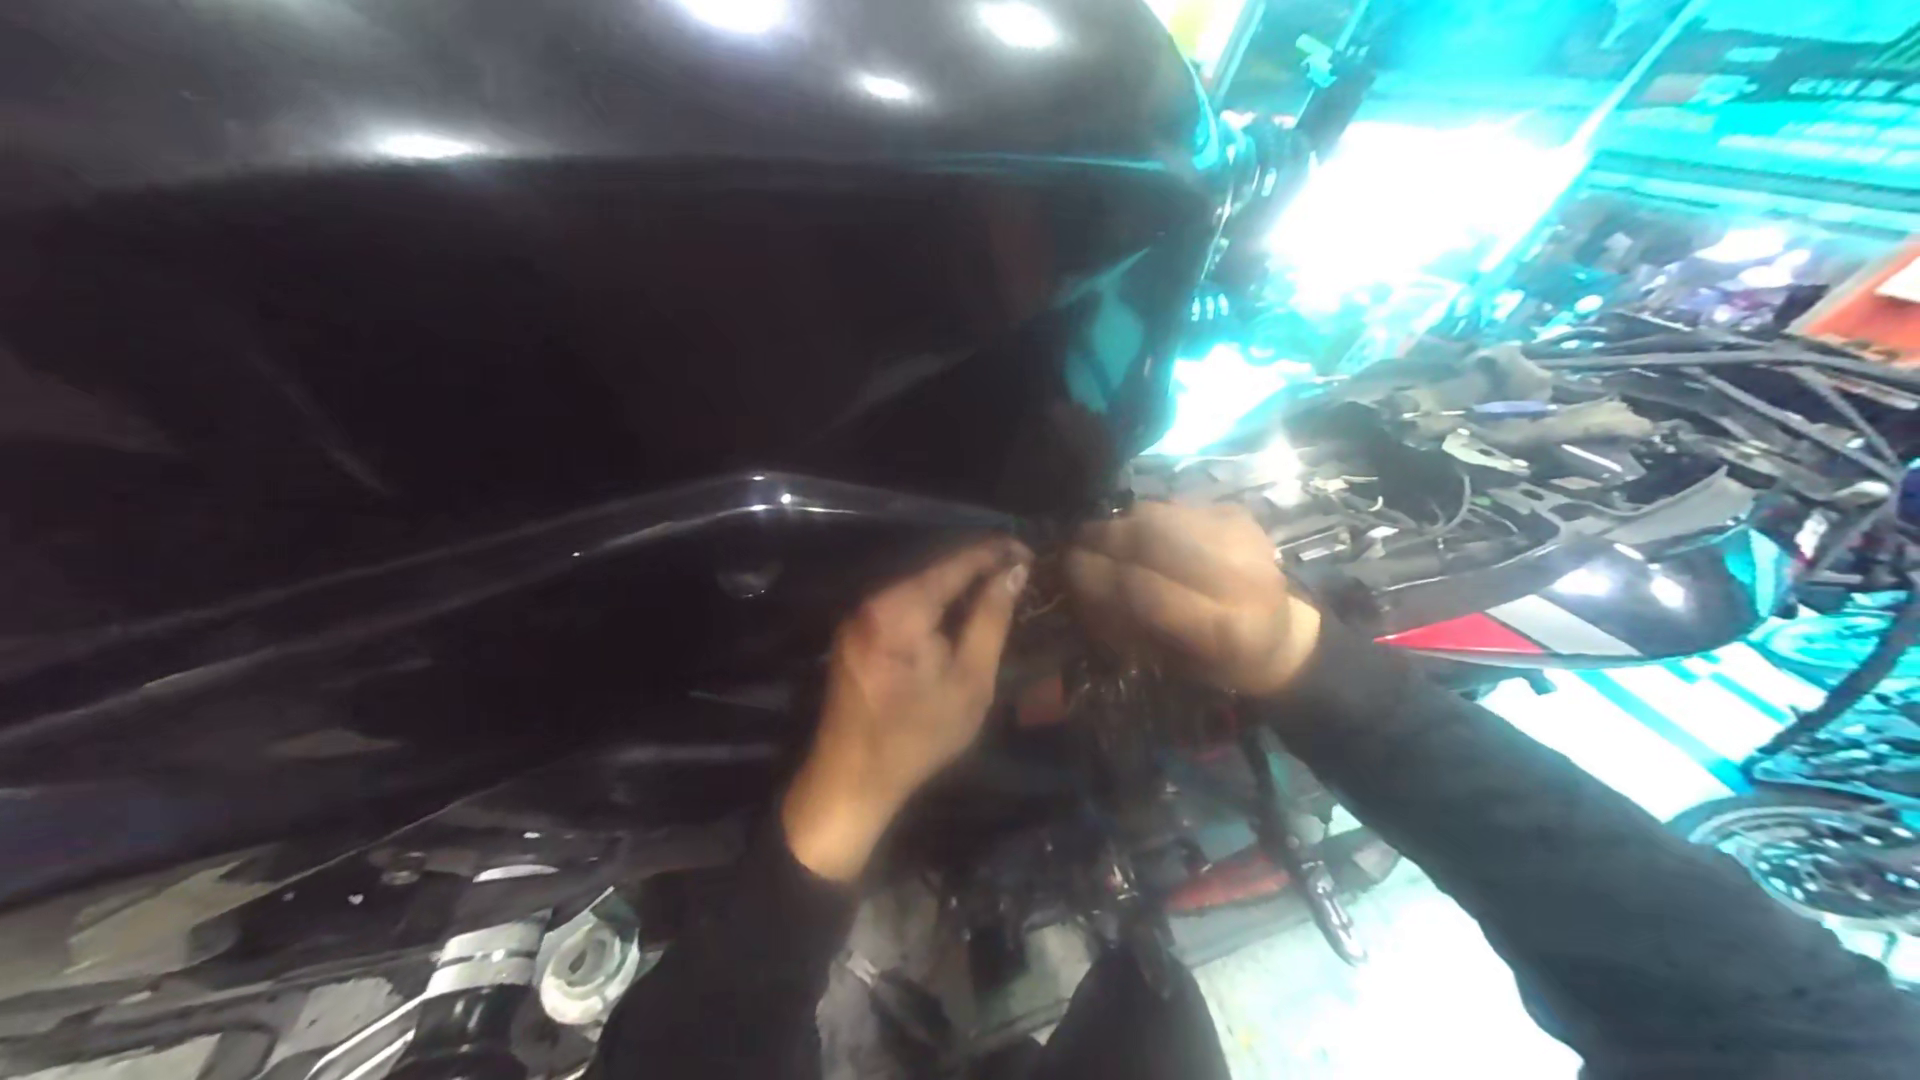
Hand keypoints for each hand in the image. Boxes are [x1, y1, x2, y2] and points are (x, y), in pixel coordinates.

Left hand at [783, 537, 1031, 880]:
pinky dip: (933, 605)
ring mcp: (859, 616)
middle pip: (935, 569)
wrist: (850, 780)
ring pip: (918, 586)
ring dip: (956, 586)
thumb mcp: (970, 680)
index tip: (1029, 553)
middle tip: (1018, 575)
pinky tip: (957, 616)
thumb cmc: (919, 736)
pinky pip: (901, 604)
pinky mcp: (854, 633)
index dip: (996, 551)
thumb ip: (991, 619)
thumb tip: (1013, 572)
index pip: (957, 560)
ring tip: (996, 592)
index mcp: (901, 606)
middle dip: (978, 567)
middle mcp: (873, 599)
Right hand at [1064, 501, 1319, 695]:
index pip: (1145, 591)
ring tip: (1099, 532)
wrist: (1281, 638)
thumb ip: (1127, 626)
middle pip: (1154, 541)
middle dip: (1104, 538)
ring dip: (1121, 521)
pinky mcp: (1244, 517)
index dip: (1098, 575)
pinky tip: (1136, 528)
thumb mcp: (1172, 663)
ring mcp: (1246, 540)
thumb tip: (1078, 587)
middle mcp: (1241, 578)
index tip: (1066, 567)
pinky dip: (1148, 514)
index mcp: (1224, 629)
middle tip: (1075, 541)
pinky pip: (1179, 505)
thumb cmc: (1219, 664)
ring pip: (1164, 515)